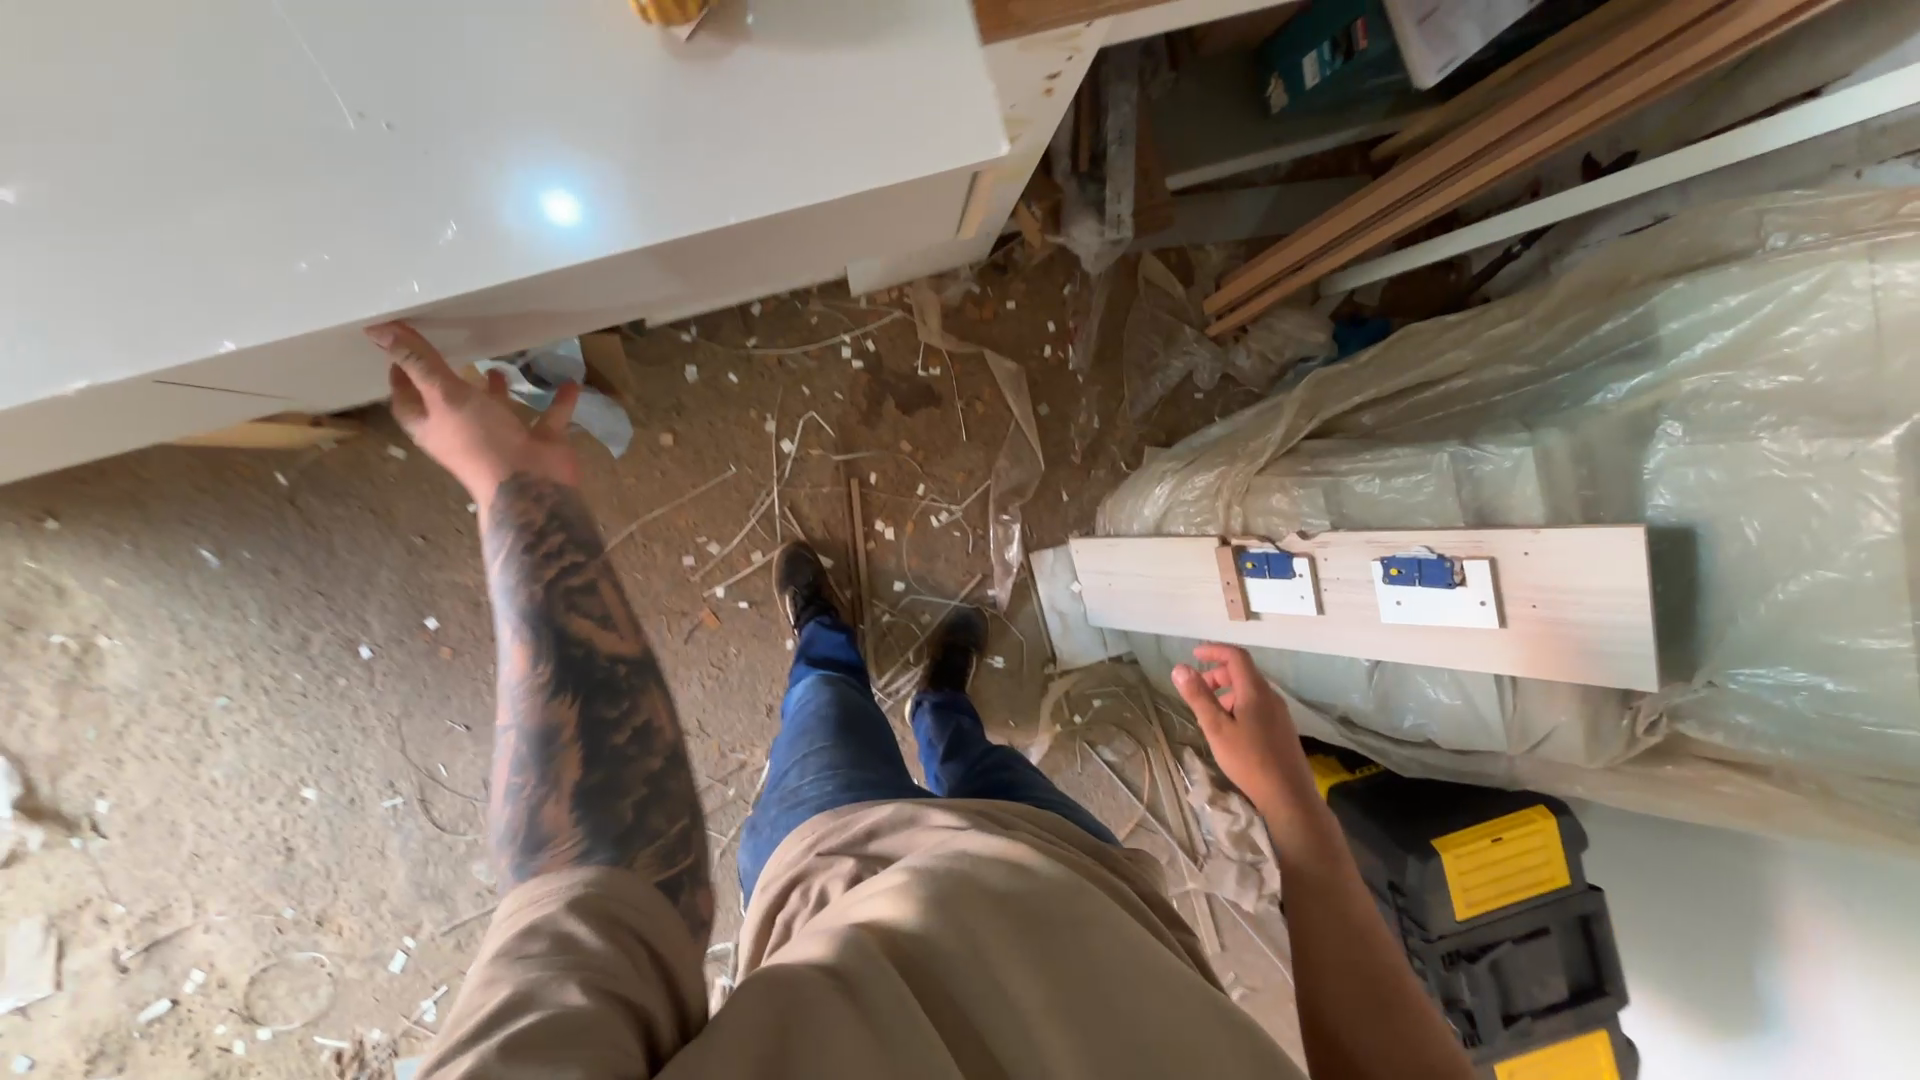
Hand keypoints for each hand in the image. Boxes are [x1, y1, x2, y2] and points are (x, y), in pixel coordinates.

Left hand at [368, 321, 581, 506]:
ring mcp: (502, 438)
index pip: (406, 395)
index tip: (403, 345)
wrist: (529, 485)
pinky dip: (558, 401)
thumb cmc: (480, 440)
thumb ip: (419, 362)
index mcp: (432, 424)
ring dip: (497, 391)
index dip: (402, 372)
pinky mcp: (537, 442)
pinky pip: (548, 416)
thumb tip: (377, 329)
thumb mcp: (444, 395)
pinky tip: (569, 381)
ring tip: (499, 365)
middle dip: (450, 380)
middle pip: (451, 402)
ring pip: (497, 409)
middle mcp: (463, 432)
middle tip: (450, 348)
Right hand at [1172, 644, 1313, 819]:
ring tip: (1210, 715)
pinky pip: (1257, 705)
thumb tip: (1180, 668)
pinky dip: (1238, 705)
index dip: (1214, 650)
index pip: (1236, 656)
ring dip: (1226, 693)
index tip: (1194, 654)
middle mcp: (1271, 696)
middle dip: (1217, 674)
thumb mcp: (1216, 728)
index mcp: (1255, 691)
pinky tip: (1230, 730)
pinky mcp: (1282, 728)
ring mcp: (1279, 713)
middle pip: (1243, 672)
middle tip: (1197, 691)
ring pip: (1250, 691)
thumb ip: (1198, 697)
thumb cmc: (1248, 760)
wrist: (1288, 795)